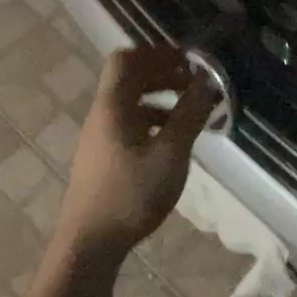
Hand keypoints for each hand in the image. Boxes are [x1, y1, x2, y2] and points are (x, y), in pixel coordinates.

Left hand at [56, 45, 217, 260]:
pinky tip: (171, 141)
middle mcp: (101, 115)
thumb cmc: (131, 194)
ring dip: (159, 99)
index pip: (126, 59)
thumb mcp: (171, 154)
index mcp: (113, 106)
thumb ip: (189, 115)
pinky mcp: (102, 159)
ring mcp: (98, 138)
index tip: (188, 61)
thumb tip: (207, 83)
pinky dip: (152, 121)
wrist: (89, 243)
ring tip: (189, 111)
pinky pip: (128, 125)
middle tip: (194, 83)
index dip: (157, 53)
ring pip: (129, 104)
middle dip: (162, 74)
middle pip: (128, 79)